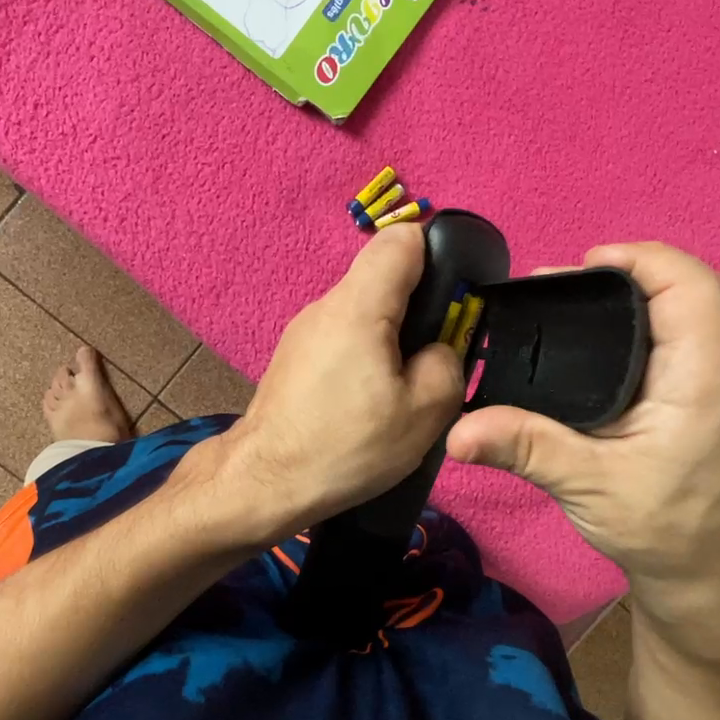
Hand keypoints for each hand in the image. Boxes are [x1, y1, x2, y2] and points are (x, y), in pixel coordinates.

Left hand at [217, 224, 464, 533]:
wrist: (265, 481)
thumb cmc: (346, 445)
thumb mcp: (425, 412)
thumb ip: (447, 362)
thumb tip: (436, 349)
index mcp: (358, 305)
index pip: (402, 238)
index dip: (437, 255)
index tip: (454, 298)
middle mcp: (325, 305)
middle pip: (382, 278)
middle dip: (418, 307)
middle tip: (435, 357)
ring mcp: (303, 331)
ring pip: (362, 312)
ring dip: (390, 339)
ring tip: (401, 390)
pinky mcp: (293, 357)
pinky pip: (341, 338)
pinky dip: (363, 357)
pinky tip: (367, 403)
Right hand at [446, 242, 719, 609]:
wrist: (692, 571)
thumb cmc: (655, 527)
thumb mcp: (585, 485)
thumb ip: (525, 447)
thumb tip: (456, 431)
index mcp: (701, 382)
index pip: (693, 289)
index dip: (644, 260)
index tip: (584, 265)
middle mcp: (716, 372)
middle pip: (692, 289)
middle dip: (631, 270)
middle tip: (564, 284)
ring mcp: (711, 382)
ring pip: (687, 310)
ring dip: (635, 292)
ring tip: (569, 301)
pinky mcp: (696, 394)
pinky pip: (677, 333)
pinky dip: (638, 318)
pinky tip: (591, 335)